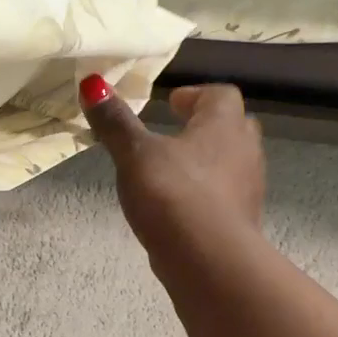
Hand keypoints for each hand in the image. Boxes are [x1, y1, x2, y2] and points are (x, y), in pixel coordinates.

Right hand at [80, 77, 265, 250]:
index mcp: (222, 125)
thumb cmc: (171, 193)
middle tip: (172, 131)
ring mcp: (246, 183)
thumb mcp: (134, 155)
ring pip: (229, 158)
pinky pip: (223, 190)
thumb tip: (92, 82)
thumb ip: (114, 122)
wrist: (206, 254)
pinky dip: (204, 188)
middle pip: (231, 125)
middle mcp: (243, 148)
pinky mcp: (239, 214)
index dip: (195, 95)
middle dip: (203, 125)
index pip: (220, 95)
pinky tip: (177, 202)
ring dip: (205, 157)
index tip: (169, 103)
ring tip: (170, 168)